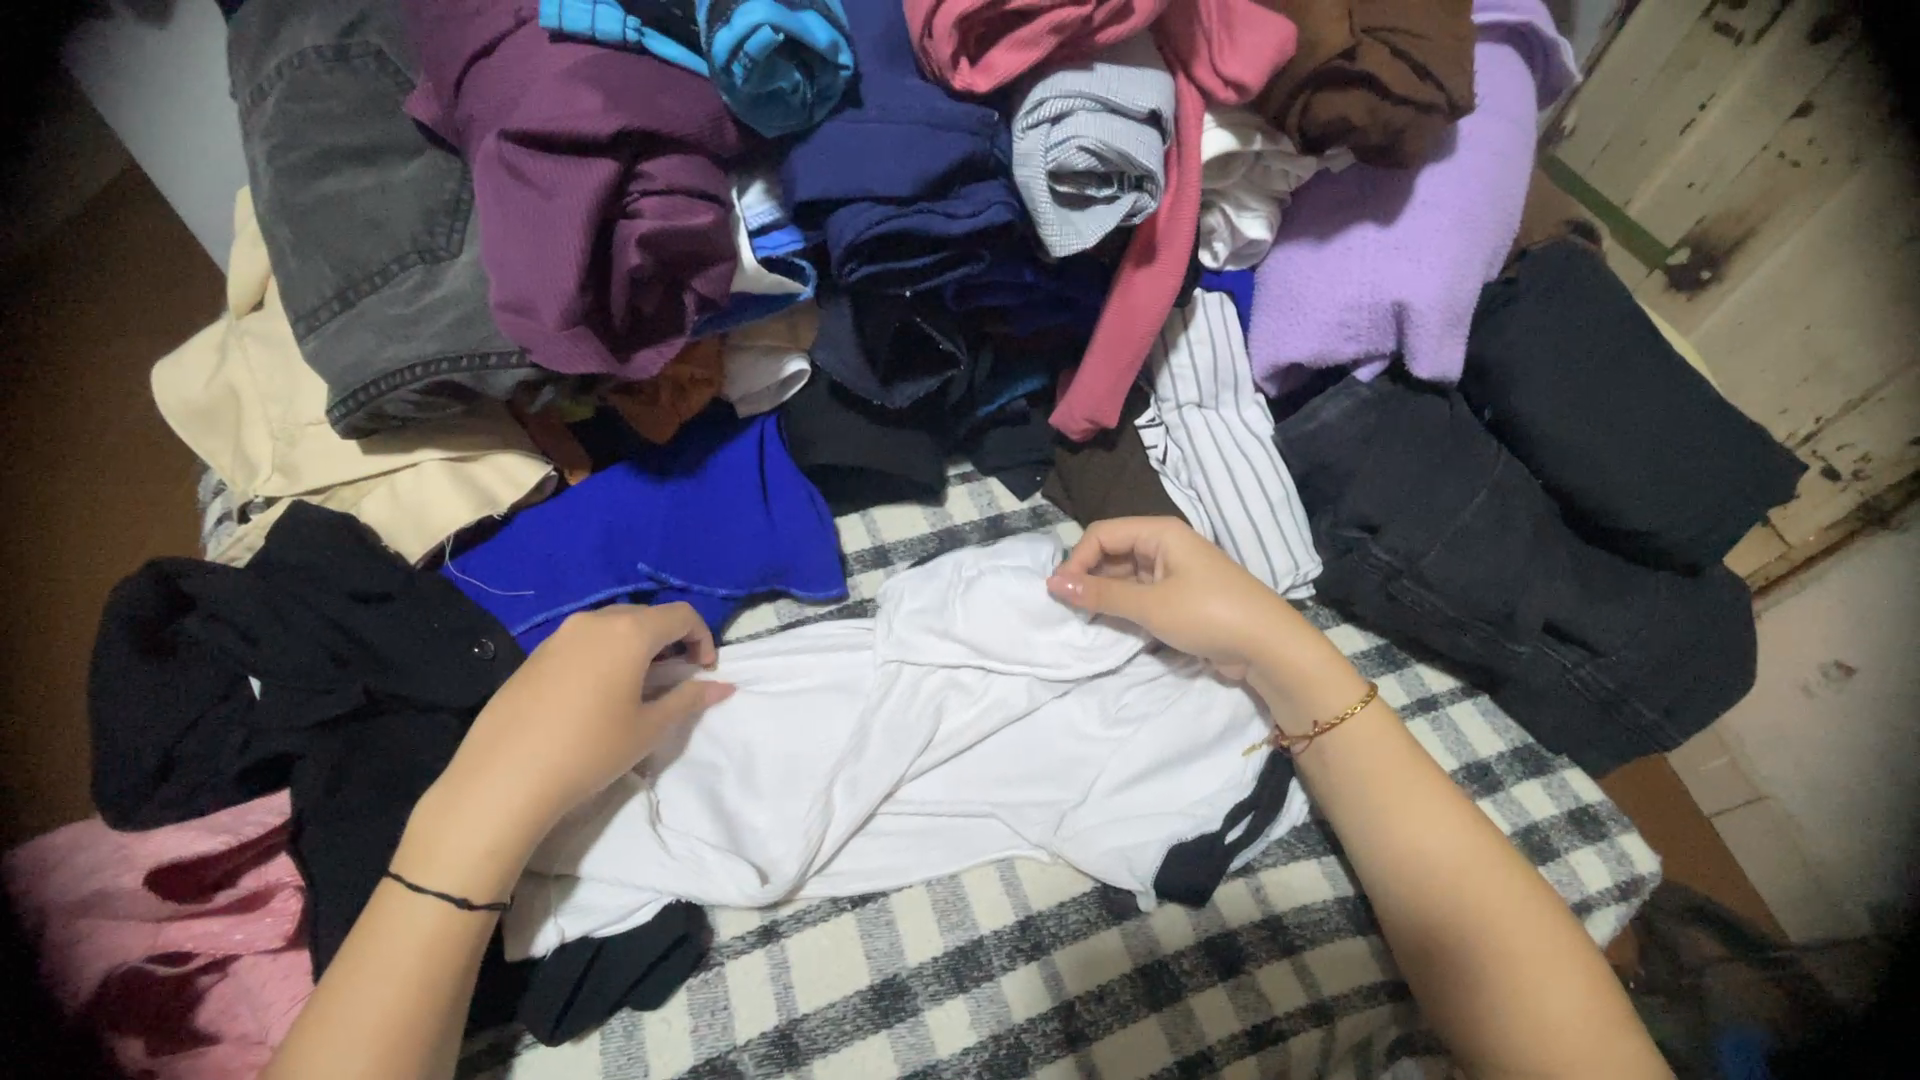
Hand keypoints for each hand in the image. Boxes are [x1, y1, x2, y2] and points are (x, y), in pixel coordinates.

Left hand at [397, 604, 734, 897]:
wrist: (503, 778)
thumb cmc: (589, 750)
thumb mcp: (649, 728)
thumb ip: (689, 700)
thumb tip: (723, 686)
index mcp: (629, 632)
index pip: (682, 615)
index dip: (703, 638)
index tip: (704, 671)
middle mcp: (595, 621)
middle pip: (647, 615)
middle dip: (671, 639)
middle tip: (677, 677)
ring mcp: (560, 635)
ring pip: (613, 626)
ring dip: (637, 646)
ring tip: (639, 686)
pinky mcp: (536, 654)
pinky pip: (585, 640)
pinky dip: (606, 653)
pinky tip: (598, 694)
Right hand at [1046, 517, 1292, 677]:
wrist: (1268, 646)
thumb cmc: (1209, 614)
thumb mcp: (1150, 605)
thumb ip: (1101, 595)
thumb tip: (1055, 584)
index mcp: (1159, 532)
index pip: (1102, 534)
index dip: (1077, 560)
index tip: (1060, 593)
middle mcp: (1164, 545)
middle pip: (1112, 552)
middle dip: (1088, 577)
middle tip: (1068, 608)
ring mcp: (1173, 572)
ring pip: (1124, 575)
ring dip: (1104, 594)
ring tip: (1084, 618)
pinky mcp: (1179, 597)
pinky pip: (1140, 594)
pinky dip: (1122, 606)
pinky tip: (1110, 624)